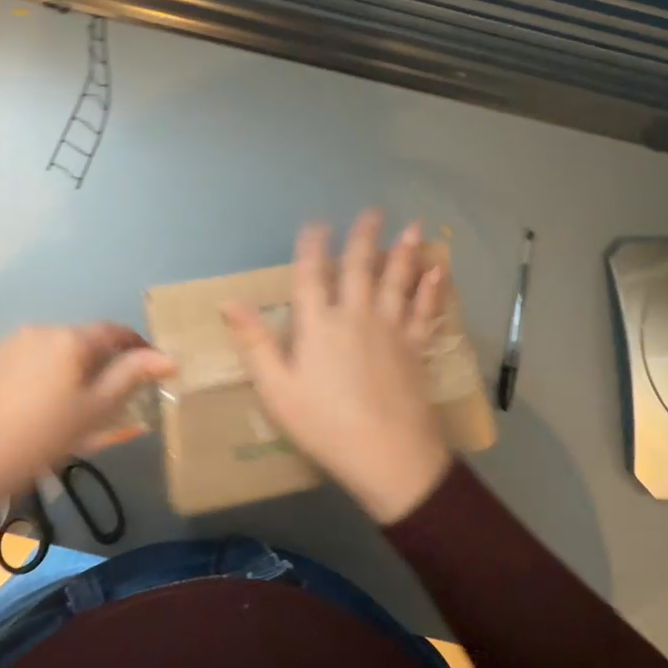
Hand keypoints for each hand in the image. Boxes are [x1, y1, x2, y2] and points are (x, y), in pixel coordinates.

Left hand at [0, 324, 172, 501]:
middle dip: (101, 361)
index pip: (114, 331)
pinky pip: (27, 359)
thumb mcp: (94, 412)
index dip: (136, 347)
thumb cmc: (43, 438)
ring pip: (54, 349)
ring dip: (70, 367)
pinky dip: (42, 373)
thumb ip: (131, 377)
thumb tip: (168, 357)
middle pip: (82, 340)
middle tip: (109, 396)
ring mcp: (10, 343)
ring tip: (72, 403)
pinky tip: (38, 403)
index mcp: (69, 338)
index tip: (150, 367)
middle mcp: (40, 329)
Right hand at [223, 210, 452, 523]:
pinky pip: (425, 310)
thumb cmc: (325, 426)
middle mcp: (356, 316)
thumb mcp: (278, 390)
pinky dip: (431, 288)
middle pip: (358, 267)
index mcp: (318, 325)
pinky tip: (439, 271)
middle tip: (372, 211)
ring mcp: (390, 329)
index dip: (311, 246)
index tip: (315, 223)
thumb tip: (228, 301)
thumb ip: (255, 343)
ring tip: (411, 227)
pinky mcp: (415, 347)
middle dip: (363, 236)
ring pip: (396, 281)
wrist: (390, 456)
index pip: (310, 275)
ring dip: (403, 252)